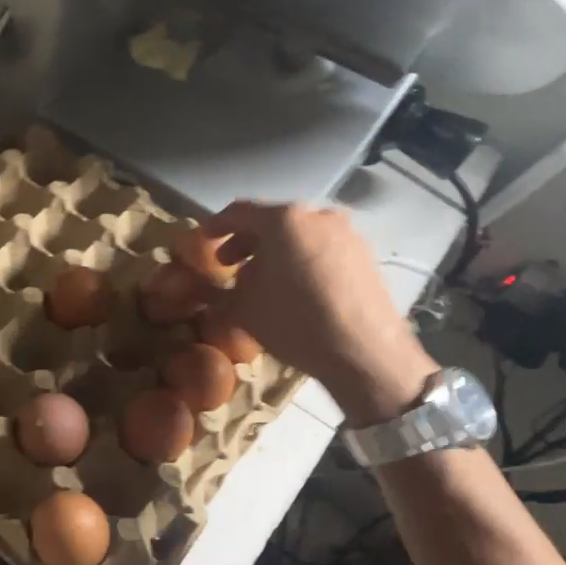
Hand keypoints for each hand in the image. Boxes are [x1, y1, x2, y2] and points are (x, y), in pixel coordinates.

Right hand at [203, 202, 436, 424]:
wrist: (364, 352)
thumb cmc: (294, 322)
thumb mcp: (241, 309)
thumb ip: (215, 291)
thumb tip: (200, 287)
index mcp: (283, 220)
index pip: (239, 212)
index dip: (216, 226)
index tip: (203, 241)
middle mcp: (317, 216)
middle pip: (272, 221)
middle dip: (246, 241)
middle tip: (228, 265)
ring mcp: (346, 234)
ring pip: (299, 234)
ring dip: (274, 251)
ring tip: (261, 280)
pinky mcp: (365, 254)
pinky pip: (321, 248)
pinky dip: (300, 259)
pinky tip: (292, 287)